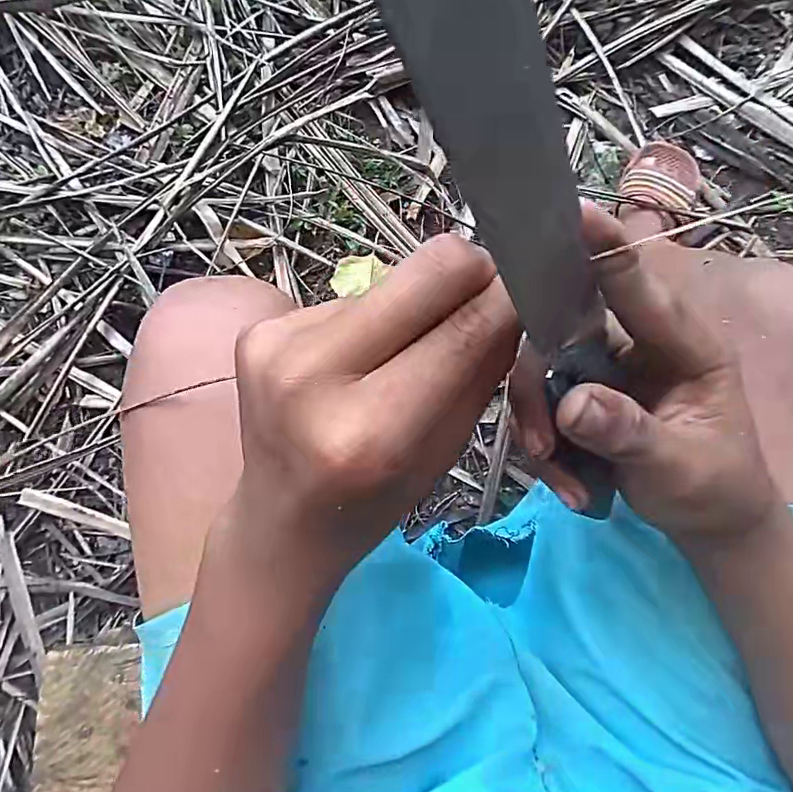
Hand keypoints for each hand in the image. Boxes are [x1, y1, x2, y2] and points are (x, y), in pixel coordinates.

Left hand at [224, 235, 518, 591]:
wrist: (280, 522)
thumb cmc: (372, 504)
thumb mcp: (444, 451)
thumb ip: (481, 369)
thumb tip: (512, 295)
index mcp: (367, 431)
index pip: (465, 330)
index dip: (509, 299)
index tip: (533, 290)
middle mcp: (311, 375)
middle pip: (428, 269)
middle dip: (473, 275)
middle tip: (485, 298)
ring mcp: (276, 342)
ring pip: (391, 278)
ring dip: (420, 301)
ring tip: (410, 346)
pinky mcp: (260, 327)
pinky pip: (352, 297)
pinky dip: (378, 317)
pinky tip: (363, 356)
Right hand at [509, 204, 780, 547]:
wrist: (710, 521)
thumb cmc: (714, 487)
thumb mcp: (680, 467)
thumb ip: (629, 433)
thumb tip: (572, 404)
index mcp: (682, 343)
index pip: (639, 287)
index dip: (606, 250)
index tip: (575, 217)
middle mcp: (635, 343)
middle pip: (561, 329)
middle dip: (540, 386)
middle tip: (540, 443)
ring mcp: (603, 366)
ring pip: (540, 370)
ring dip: (538, 426)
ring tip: (564, 481)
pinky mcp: (580, 391)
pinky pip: (540, 402)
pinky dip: (544, 447)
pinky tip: (572, 487)